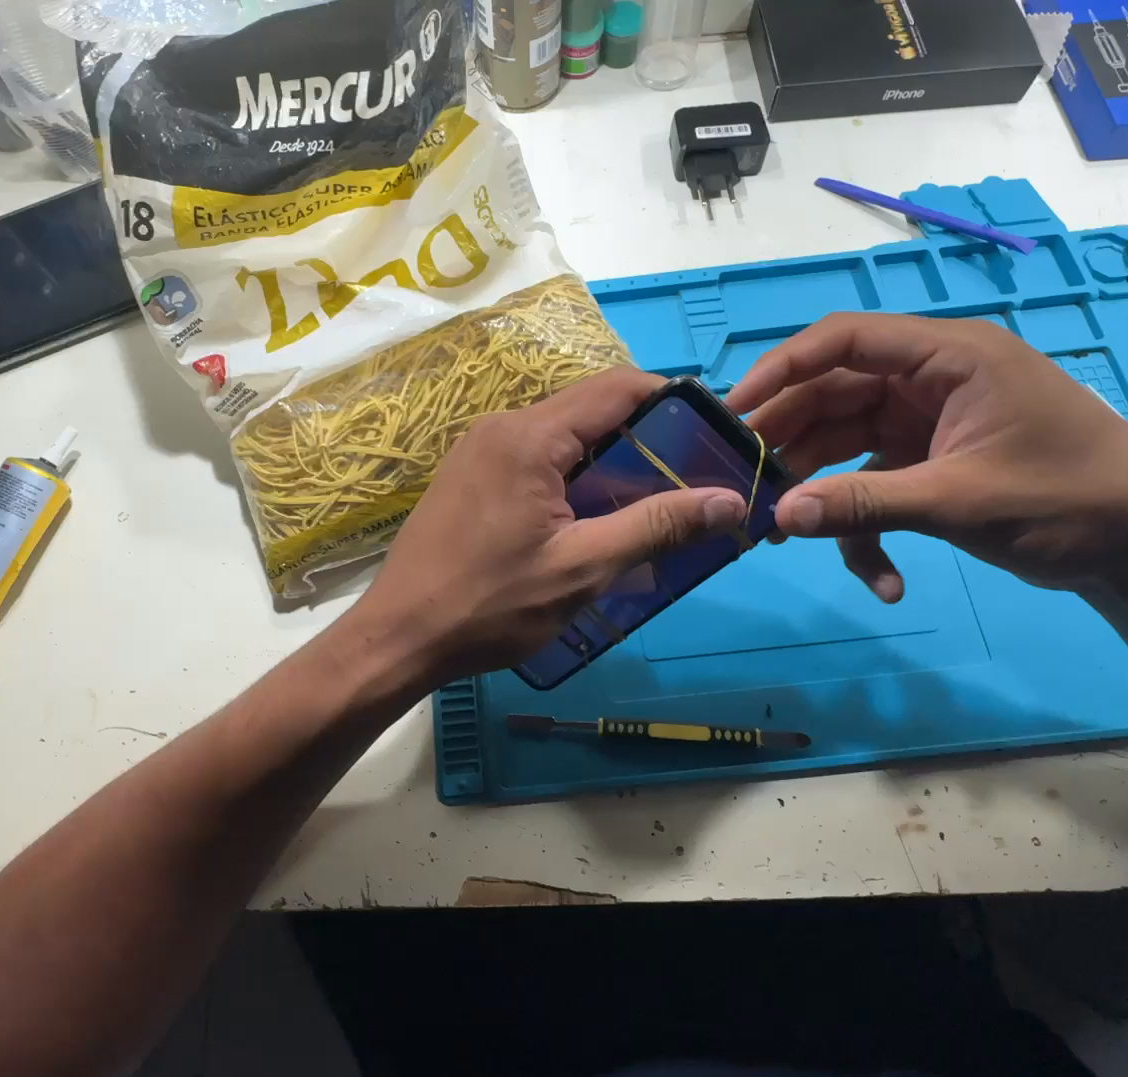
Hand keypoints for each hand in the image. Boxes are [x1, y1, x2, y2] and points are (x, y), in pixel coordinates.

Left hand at [355, 366, 746, 681]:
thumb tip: (728, 501)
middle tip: (689, 480)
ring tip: (649, 506)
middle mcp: (501, 427)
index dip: (673, 401)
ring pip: (563, 437)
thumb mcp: (582, 569)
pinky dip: (573, 478)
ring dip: (609, 462)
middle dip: (645, 438)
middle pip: (590, 410)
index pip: (618, 388)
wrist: (399, 637)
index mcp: (529, 436)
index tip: (712, 434)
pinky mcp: (469, 477)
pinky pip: (536, 460)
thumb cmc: (489, 605)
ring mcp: (479, 450)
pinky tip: (592, 519)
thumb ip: (657, 527)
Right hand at [725, 313, 1127, 598]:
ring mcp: (926, 423)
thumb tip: (779, 518)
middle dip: (789, 444)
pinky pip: (872, 486)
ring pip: (843, 445)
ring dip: (819, 493)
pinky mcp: (928, 463)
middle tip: (747, 487)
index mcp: (947, 358)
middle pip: (832, 396)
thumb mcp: (961, 500)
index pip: (844, 340)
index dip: (780, 369)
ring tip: (785, 538)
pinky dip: (866, 528)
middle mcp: (929, 381)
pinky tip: (882, 578)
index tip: (732, 413)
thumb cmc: (1070, 500)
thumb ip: (865, 505)